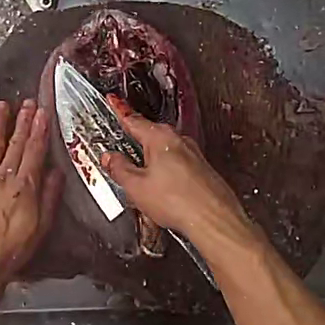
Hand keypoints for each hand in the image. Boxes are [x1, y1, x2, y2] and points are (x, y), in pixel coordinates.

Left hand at [0, 99, 63, 288]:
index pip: (34, 151)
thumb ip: (49, 196)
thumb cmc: (13, 248)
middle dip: (23, 121)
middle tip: (28, 102)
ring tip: (2, 106)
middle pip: (15, 144)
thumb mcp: (41, 226)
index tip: (43, 112)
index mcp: (24, 186)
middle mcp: (2, 177)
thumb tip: (56, 171)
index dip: (39, 130)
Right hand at [100, 106, 251, 244]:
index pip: (134, 120)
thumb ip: (119, 168)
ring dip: (150, 160)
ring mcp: (194, 155)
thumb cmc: (178, 202)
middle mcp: (180, 141)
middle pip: (150, 134)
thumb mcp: (135, 186)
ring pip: (165, 151)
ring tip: (140, 181)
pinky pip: (177, 165)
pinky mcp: (202, 171)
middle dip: (134, 142)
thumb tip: (110, 158)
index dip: (120, 113)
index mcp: (160, 138)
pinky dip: (165, 172)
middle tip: (120, 150)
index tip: (114, 103)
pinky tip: (161, 191)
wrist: (214, 221)